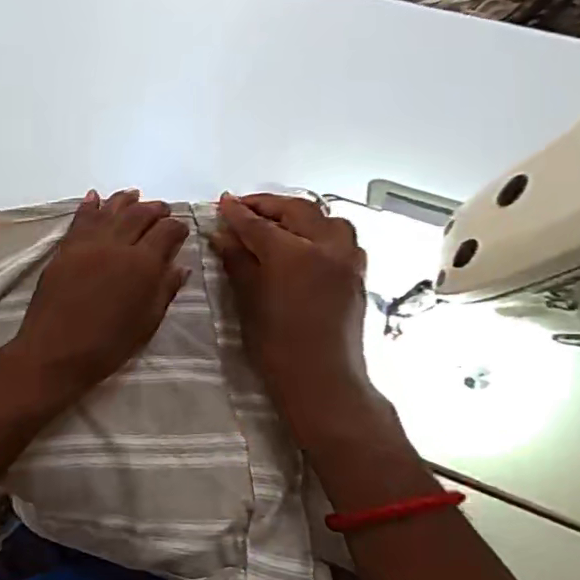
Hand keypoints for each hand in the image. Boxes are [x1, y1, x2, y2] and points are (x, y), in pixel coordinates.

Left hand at [1, 189, 189, 402]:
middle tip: (162, 209)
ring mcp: (86, 245)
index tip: (181, 230)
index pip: (166, 233)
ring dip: (124, 201)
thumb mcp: (146, 322)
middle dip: (154, 210)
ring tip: (134, 195)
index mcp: (142, 264)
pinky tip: (94, 197)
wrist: (55, 351)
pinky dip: (89, 206)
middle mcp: (115, 246)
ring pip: (109, 212)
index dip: (177, 228)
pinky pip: (79, 220)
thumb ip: (164, 290)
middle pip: (138, 216)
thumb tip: (179, 266)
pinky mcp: (63, 250)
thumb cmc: (107, 345)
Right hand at [212, 193, 395, 449]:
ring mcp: (348, 260)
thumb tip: (223, 235)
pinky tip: (305, 243)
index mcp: (294, 252)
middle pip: (297, 210)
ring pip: (326, 219)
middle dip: (268, 205)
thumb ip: (237, 259)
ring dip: (299, 214)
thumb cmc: (275, 342)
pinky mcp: (357, 275)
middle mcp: (326, 247)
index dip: (236, 212)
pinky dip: (321, 230)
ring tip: (276, 222)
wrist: (321, 377)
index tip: (221, 202)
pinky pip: (342, 238)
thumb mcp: (246, 298)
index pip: (258, 223)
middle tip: (243, 208)